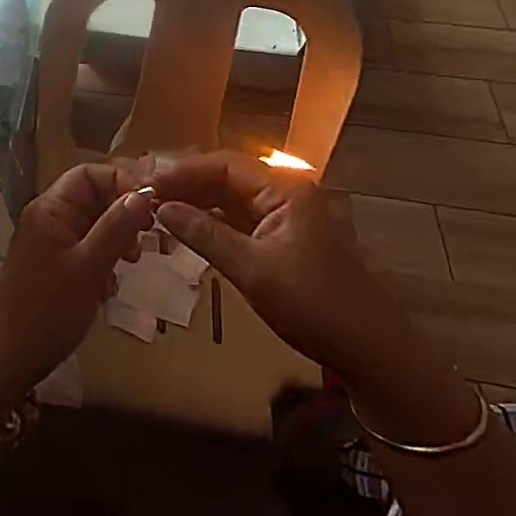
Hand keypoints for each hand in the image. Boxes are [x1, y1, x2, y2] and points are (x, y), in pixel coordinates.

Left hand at [0, 164, 154, 406]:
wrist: (7, 359)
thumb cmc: (46, 310)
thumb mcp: (88, 268)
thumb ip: (115, 228)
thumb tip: (143, 194)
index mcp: (50, 208)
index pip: (89, 174)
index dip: (121, 182)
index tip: (150, 207)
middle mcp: (50, 218)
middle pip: (93, 196)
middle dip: (124, 211)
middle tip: (149, 236)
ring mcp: (52, 242)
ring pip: (94, 223)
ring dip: (118, 236)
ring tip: (135, 260)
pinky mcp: (57, 266)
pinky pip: (88, 248)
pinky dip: (106, 257)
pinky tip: (114, 282)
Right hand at [146, 151, 404, 373]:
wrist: (370, 351)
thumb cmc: (314, 305)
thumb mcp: (253, 270)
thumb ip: (204, 234)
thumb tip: (161, 207)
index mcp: (284, 188)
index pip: (224, 165)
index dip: (183, 172)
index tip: (149, 185)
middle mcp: (284, 192)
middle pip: (225, 177)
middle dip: (186, 185)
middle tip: (146, 197)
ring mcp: (283, 215)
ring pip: (229, 197)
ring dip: (196, 203)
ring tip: (157, 211)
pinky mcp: (280, 237)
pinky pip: (237, 219)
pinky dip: (211, 222)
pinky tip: (185, 229)